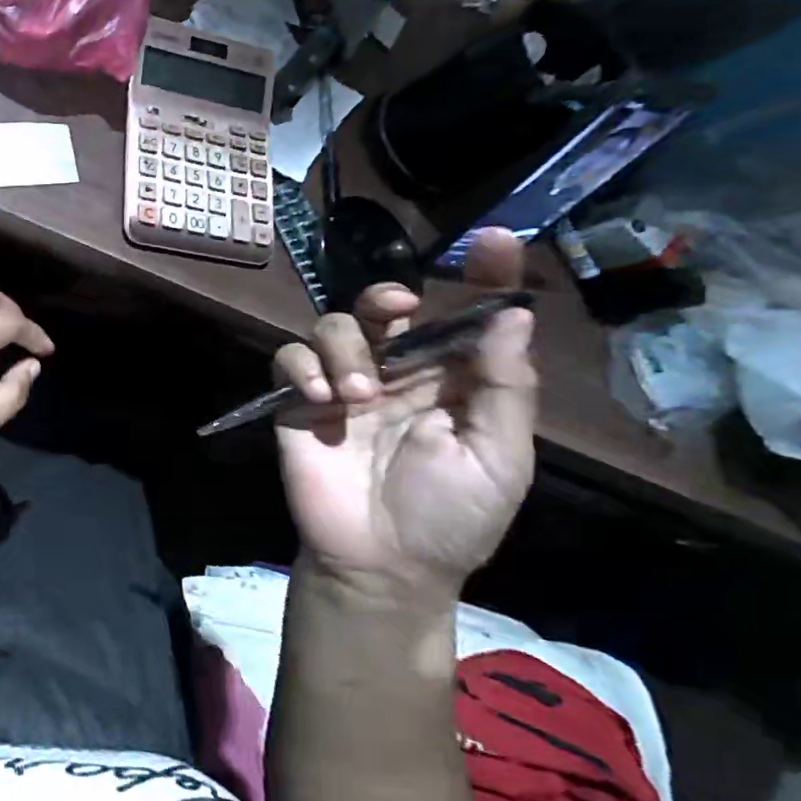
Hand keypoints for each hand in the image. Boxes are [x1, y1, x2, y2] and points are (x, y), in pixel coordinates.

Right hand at [272, 229, 537, 600]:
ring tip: (357, 395)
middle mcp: (395, 372)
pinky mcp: (296, 399)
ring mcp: (341, 383)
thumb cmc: (449, 514)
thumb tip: (511, 314)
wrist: (379, 561)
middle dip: (388, 295)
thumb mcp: (497, 456)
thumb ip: (501, 386)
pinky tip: (321, 397)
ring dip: (347, 348)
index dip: (480, 276)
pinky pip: (289, 356)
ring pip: (334, 325)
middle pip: (385, 307)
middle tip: (398, 309)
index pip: (466, 317)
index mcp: (451, 381)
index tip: (491, 240)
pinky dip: (302, 366)